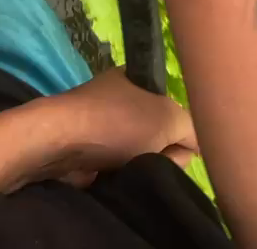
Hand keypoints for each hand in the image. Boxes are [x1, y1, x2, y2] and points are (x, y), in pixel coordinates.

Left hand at [17, 69, 197, 189]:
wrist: (64, 142)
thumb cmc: (116, 121)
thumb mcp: (168, 116)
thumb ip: (193, 128)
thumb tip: (190, 145)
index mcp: (135, 79)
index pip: (177, 108)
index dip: (181, 130)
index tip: (174, 141)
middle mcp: (121, 98)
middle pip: (164, 135)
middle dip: (166, 153)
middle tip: (155, 158)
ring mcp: (107, 125)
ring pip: (147, 154)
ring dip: (148, 167)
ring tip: (136, 169)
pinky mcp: (96, 149)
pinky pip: (128, 166)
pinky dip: (130, 174)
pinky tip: (126, 176)